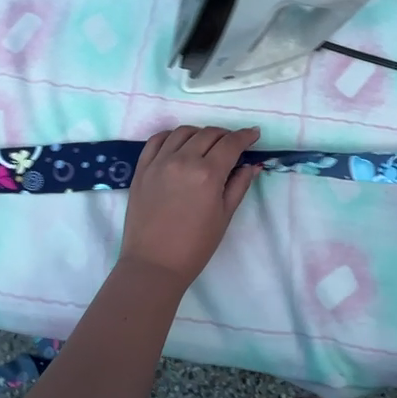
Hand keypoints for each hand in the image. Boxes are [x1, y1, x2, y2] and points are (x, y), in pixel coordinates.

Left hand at [119, 125, 261, 286]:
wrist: (154, 265)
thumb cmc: (195, 246)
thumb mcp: (224, 217)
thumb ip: (239, 186)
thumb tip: (252, 165)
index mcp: (208, 174)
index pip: (231, 144)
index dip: (245, 136)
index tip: (253, 134)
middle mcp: (183, 160)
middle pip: (209, 134)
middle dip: (225, 135)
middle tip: (231, 144)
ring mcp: (160, 162)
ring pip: (183, 132)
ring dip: (199, 133)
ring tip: (205, 144)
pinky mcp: (142, 168)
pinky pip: (157, 140)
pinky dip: (171, 136)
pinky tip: (178, 144)